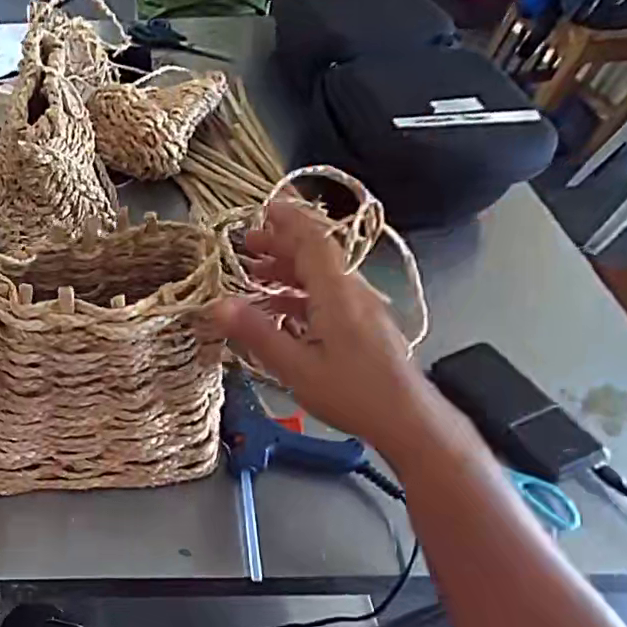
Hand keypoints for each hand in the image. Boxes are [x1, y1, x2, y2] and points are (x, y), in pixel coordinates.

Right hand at [206, 200, 456, 457]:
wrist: (408, 418)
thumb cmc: (351, 393)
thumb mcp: (295, 367)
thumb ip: (257, 334)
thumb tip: (218, 305)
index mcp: (337, 293)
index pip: (312, 241)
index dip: (287, 221)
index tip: (262, 209)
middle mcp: (353, 292)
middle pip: (317, 255)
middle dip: (282, 245)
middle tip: (248, 244)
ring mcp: (364, 308)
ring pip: (323, 276)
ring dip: (290, 270)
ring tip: (258, 274)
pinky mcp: (367, 325)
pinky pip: (331, 296)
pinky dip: (303, 294)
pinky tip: (283, 311)